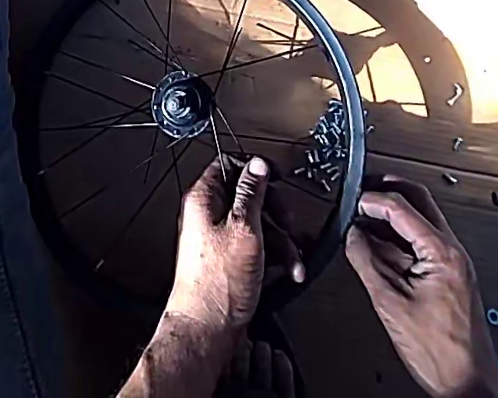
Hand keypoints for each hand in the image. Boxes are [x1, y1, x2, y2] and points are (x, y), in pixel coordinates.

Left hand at [122, 156, 304, 397]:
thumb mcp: (244, 229)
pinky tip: (288, 271)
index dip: (253, 169)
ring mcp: (218, 239)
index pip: (228, 165)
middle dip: (274, 212)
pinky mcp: (228, 261)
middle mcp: (208, 215)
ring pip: (256, 225)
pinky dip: (273, 257)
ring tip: (293, 259)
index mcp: (204, 199)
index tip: (274, 178)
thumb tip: (257, 165)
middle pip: (247, 197)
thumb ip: (252, 193)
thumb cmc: (216, 285)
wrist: (207, 333)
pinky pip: (256, 248)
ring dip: (280, 241)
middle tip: (287, 222)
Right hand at [344, 176, 497, 397]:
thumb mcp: (390, 303)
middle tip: (362, 192)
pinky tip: (380, 243)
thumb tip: (352, 234)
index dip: (372, 199)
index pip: (401, 206)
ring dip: (393, 211)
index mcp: (442, 252)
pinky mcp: (448, 273)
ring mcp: (452, 261)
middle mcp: (452, 251)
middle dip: (387, 189)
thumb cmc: (441, 356)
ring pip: (421, 216)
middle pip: (418, 198)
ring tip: (366, 219)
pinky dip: (399, 232)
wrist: (469, 389)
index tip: (353, 202)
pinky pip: (422, 238)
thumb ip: (366, 260)